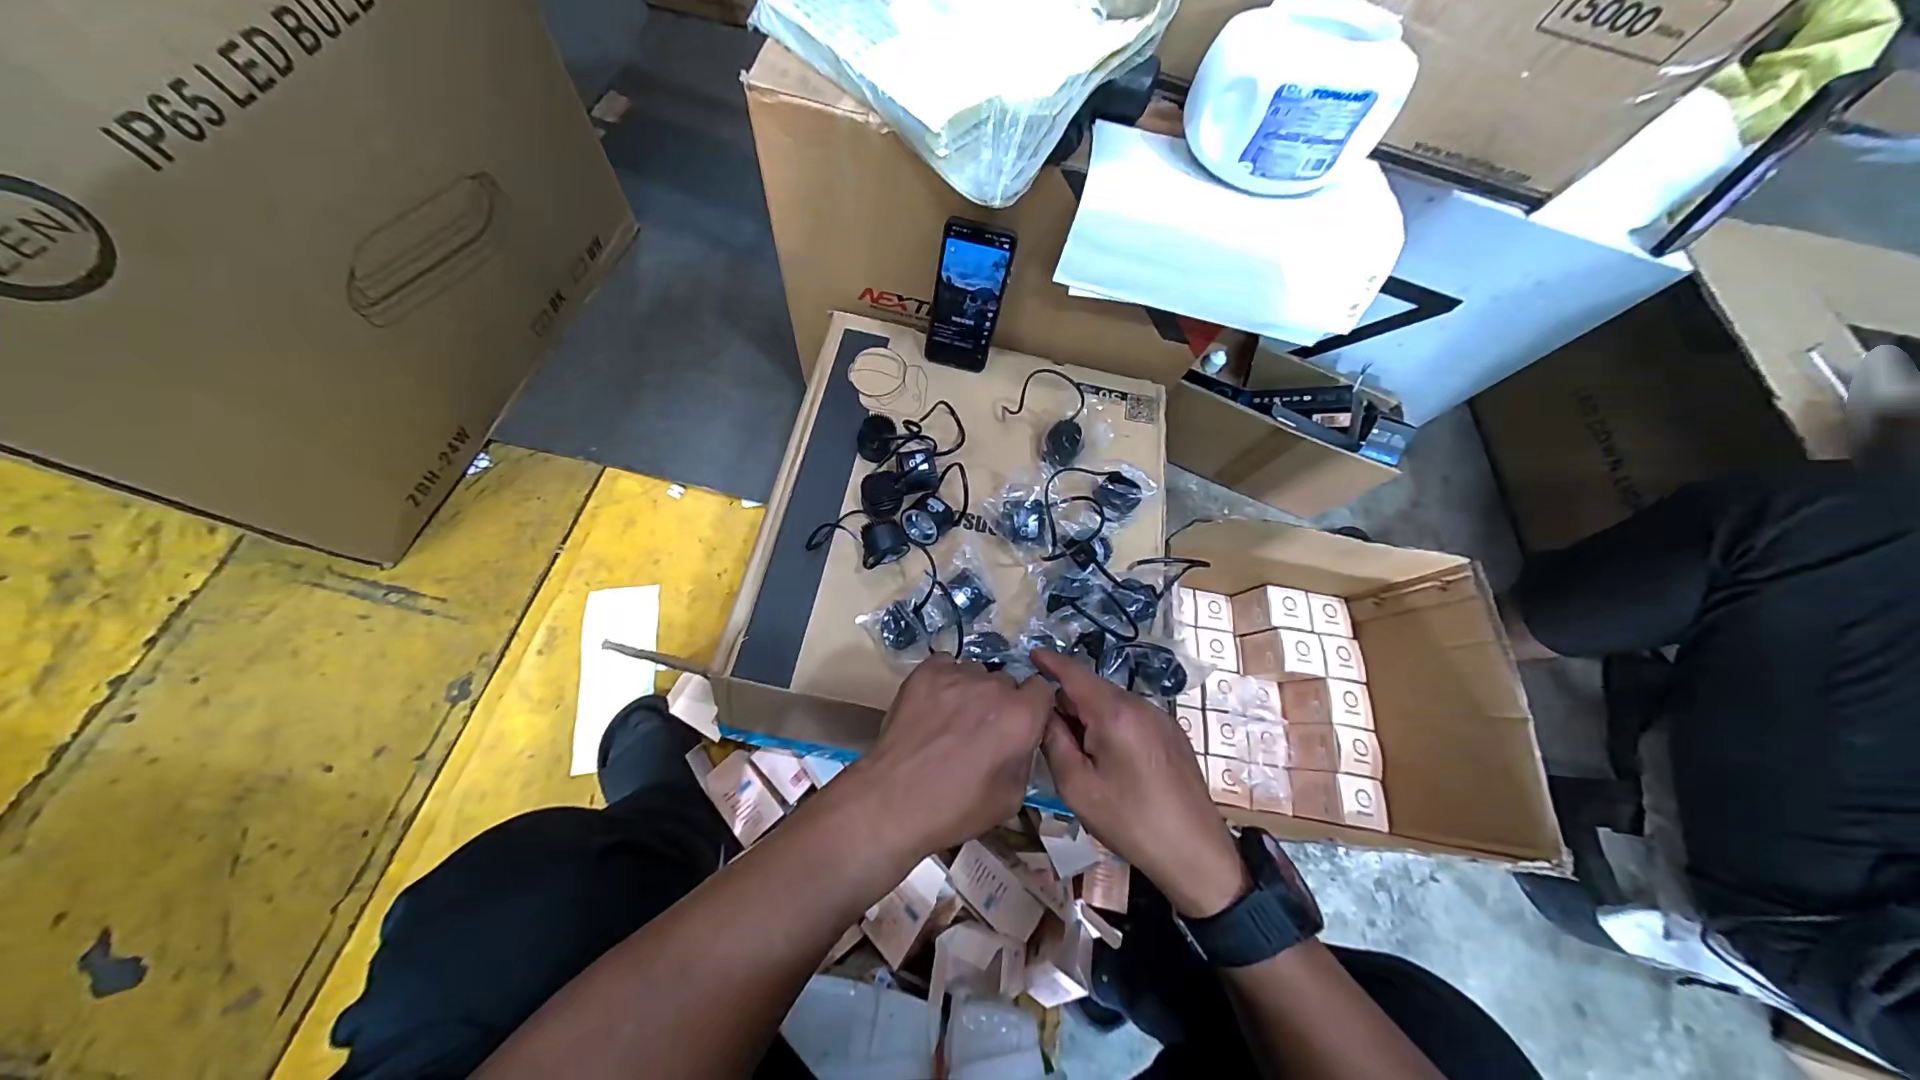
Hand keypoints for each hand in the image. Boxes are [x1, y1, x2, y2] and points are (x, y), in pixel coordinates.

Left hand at [845, 653, 1054, 859]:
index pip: (1042, 689)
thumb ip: (1025, 755)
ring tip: (951, 719)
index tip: (1020, 724)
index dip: (1032, 706)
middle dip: (1000, 702)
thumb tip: (1020, 738)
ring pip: (976, 673)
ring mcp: (957, 675)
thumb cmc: (957, 808)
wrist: (894, 801)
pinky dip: (944, 679)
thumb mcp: (1012, 796)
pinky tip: (933, 704)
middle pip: (1007, 682)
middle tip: (981, 730)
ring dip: (972, 691)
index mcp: (1022, 716)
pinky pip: (946, 664)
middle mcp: (994, 687)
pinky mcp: (925, 672)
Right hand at [1031, 649, 1251, 917]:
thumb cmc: (1129, 821)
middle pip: (1094, 688)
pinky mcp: (1172, 735)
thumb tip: (1045, 712)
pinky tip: (1104, 755)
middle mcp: (1141, 705)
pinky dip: (1110, 723)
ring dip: (1089, 713)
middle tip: (1043, 723)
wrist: (1195, 854)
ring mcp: (1161, 719)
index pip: (1075, 674)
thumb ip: (1055, 741)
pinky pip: (1131, 717)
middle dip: (1067, 698)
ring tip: (1072, 746)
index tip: (1031, 653)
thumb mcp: (1077, 786)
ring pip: (1113, 703)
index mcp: (1115, 713)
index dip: (1051, 661)